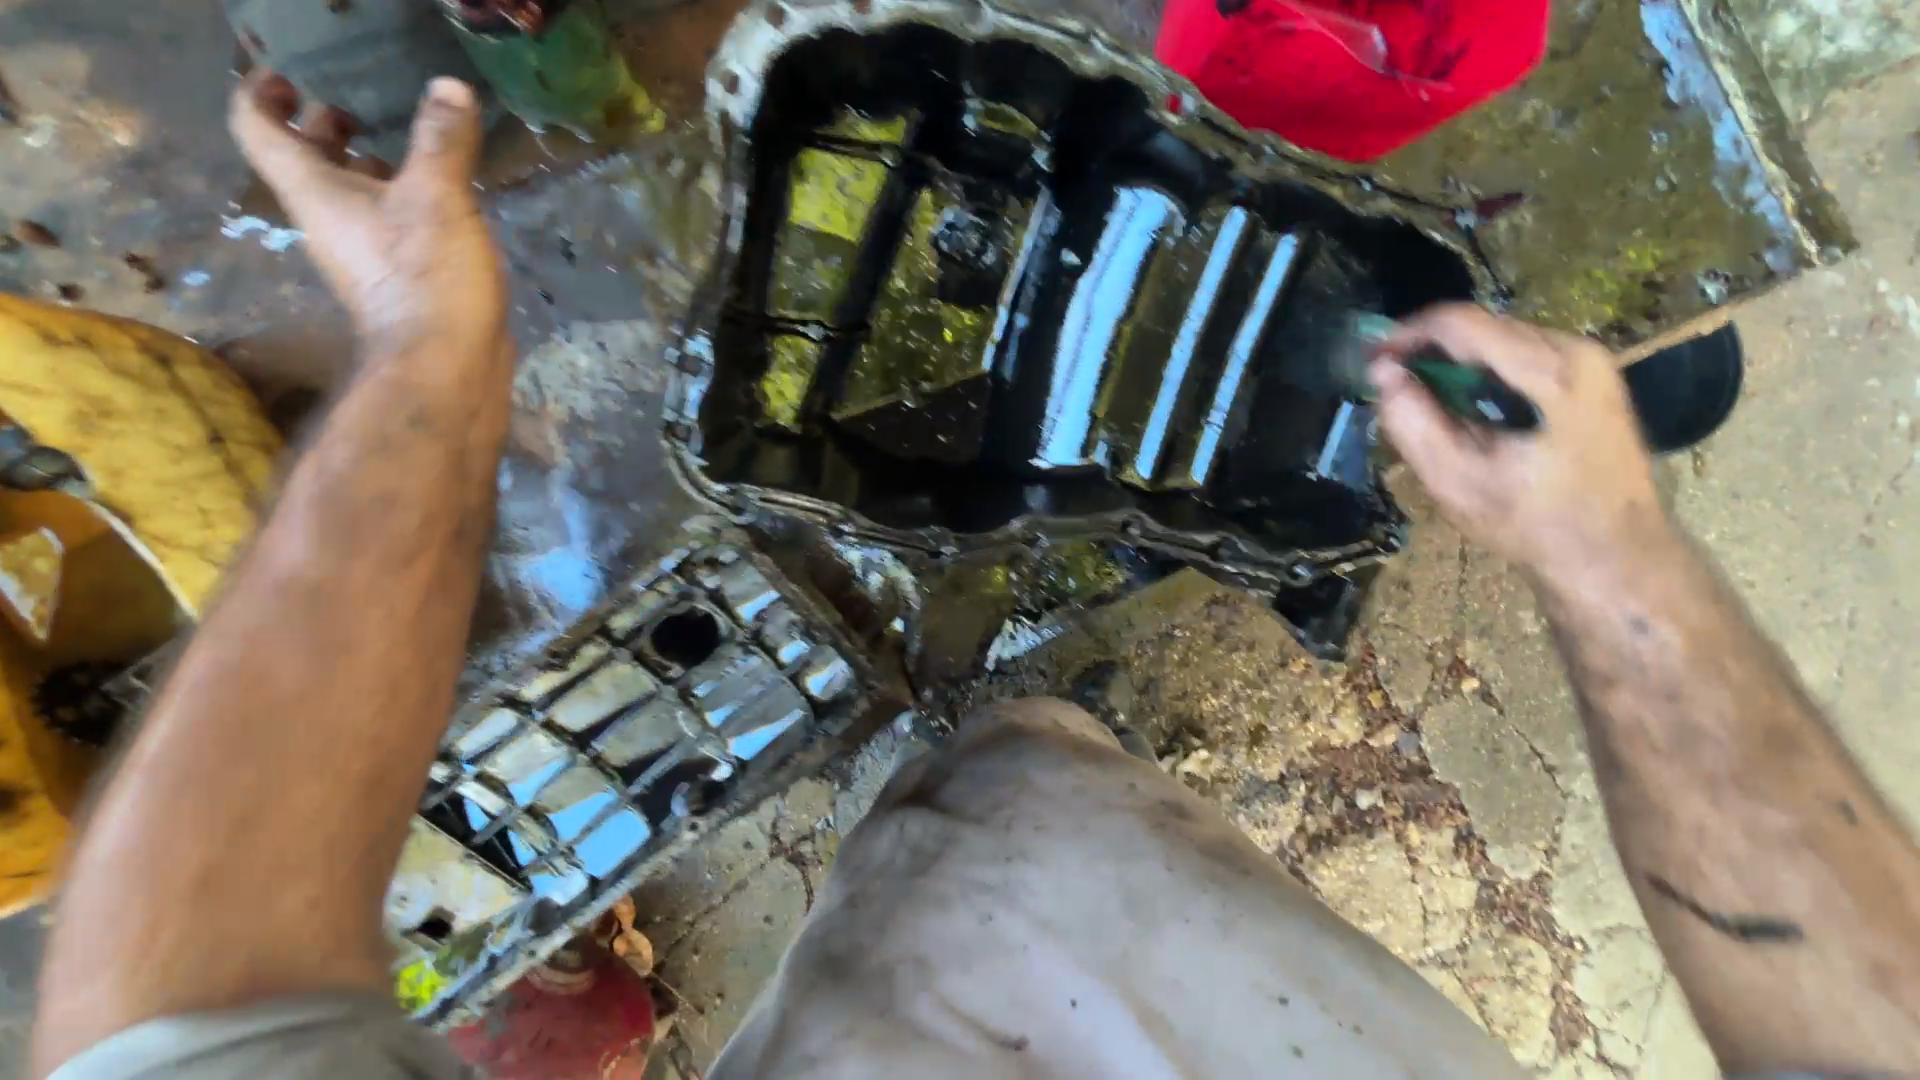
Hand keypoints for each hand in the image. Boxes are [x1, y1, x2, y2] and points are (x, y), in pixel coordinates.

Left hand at [228, 70, 505, 360]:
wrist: (445, 365)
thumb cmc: (427, 277)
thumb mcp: (439, 199)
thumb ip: (442, 141)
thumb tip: (448, 87)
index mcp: (315, 192)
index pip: (259, 128)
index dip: (261, 94)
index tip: (285, 77)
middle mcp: (328, 223)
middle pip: (304, 167)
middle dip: (320, 133)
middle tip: (346, 111)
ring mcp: (361, 259)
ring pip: (346, 201)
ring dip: (362, 172)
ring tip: (398, 156)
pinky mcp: (397, 285)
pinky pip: (383, 231)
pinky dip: (397, 208)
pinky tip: (438, 210)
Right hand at [1369, 304, 1674, 585]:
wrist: (1614, 553)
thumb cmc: (1531, 522)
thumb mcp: (1456, 479)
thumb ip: (1413, 421)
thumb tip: (1382, 373)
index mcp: (1548, 372)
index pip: (1462, 323)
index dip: (1406, 335)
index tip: (1371, 361)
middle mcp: (1575, 352)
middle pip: (1483, 328)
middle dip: (1429, 351)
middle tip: (1392, 387)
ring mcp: (1591, 363)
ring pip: (1501, 340)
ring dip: (1455, 364)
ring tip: (1425, 403)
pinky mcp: (1593, 378)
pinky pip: (1523, 357)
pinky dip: (1483, 375)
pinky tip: (1467, 410)